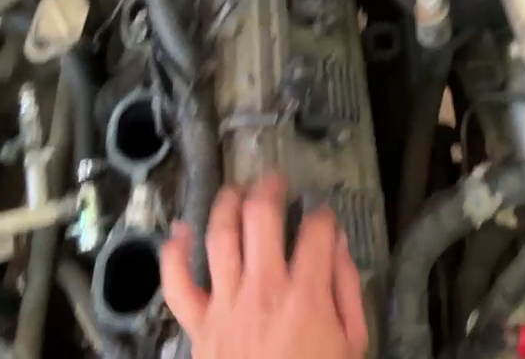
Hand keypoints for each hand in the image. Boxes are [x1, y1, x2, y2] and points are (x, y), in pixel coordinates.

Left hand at [160, 174, 369, 358]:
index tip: (322, 216)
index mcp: (306, 295)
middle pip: (261, 217)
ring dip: (227, 204)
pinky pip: (177, 285)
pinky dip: (173, 255)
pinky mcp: (198, 325)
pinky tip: (179, 231)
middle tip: (275, 181)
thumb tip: (338, 243)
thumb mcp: (351, 345)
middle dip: (269, 189)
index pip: (317, 230)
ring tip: (236, 189)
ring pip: (220, 236)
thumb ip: (347, 290)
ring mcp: (226, 304)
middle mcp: (264, 288)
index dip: (323, 214)